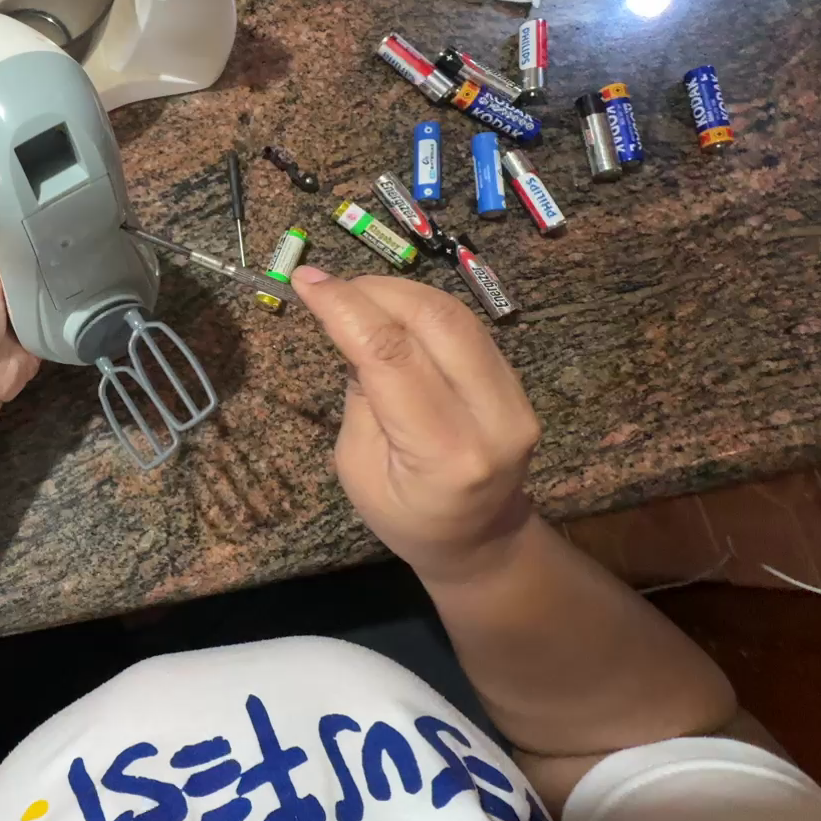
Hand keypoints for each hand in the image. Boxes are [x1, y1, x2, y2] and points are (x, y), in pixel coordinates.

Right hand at [291, 265, 541, 580]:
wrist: (482, 539)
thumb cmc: (403, 515)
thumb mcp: (356, 466)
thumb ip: (360, 395)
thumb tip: (350, 330)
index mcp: (444, 453)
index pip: (392, 357)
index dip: (345, 309)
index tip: (304, 281)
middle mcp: (493, 417)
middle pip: (436, 320)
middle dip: (373, 290)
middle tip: (326, 286)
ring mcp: (515, 397)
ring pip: (455, 314)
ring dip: (396, 292)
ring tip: (351, 295)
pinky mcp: (516, 382)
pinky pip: (464, 326)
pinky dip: (417, 307)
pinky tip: (385, 311)